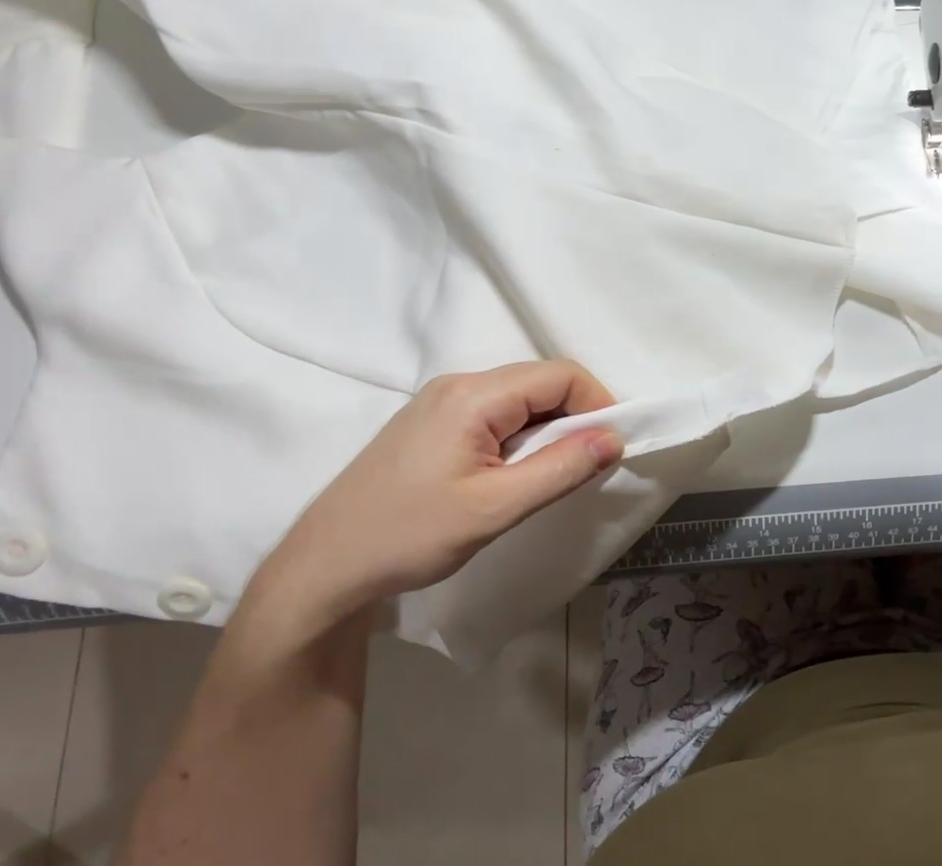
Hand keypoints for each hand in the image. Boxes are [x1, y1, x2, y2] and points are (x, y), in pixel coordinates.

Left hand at [254, 362, 623, 623]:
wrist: (326, 566)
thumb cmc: (411, 535)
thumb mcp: (496, 508)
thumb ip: (561, 469)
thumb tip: (615, 438)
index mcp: (472, 396)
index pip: (558, 375)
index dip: (597, 403)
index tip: (613, 448)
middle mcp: (457, 385)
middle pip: (540, 382)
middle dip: (576, 417)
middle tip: (588, 466)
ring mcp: (440, 402)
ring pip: (519, 400)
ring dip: (549, 430)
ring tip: (553, 476)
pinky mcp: (433, 424)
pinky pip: (496, 415)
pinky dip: (522, 438)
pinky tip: (517, 475)